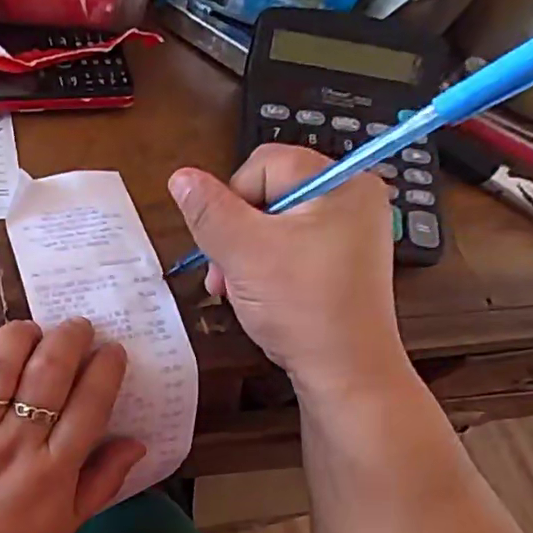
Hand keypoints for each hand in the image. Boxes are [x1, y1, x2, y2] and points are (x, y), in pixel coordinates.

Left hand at [0, 318, 146, 532]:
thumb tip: (138, 441)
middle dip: (69, 339)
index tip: (111, 351)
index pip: (88, 406)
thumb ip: (102, 482)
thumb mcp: (65, 526)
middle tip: (77, 328)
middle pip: (47, 375)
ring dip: (21, 336)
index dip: (105, 370)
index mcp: (51, 474)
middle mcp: (11, 448)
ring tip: (32, 331)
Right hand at [169, 144, 412, 400]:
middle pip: (267, 194)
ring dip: (244, 255)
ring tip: (237, 289)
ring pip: (274, 225)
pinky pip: (291, 248)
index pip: (263, 164)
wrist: (345, 368)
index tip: (225, 245)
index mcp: (339, 181)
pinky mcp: (341, 261)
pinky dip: (266, 267)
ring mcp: (349, 231)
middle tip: (226, 273)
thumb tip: (181, 177)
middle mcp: (351, 197)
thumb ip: (209, 212)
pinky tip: (258, 294)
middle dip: (235, 233)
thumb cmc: (303, 308)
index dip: (231, 201)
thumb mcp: (244, 254)